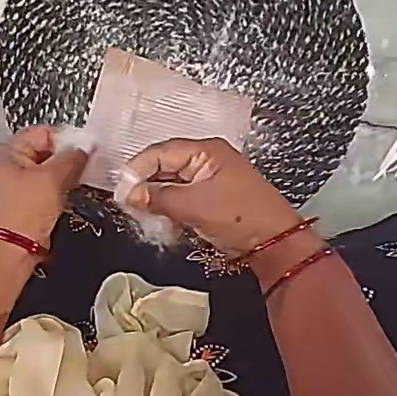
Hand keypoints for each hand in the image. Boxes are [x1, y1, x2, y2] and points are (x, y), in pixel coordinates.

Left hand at [0, 127, 87, 246]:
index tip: (85, 147)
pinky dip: (59, 190)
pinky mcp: (25, 202)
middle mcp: (6, 165)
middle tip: (83, 165)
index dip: (66, 139)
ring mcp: (15, 184)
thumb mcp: (52, 177)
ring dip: (64, 176)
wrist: (11, 250)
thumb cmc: (20, 213)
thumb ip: (73, 158)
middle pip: (46, 151)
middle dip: (67, 159)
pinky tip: (66, 195)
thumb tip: (85, 148)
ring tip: (74, 182)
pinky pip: (47, 188)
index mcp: (5, 151)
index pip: (42, 133)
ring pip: (49, 171)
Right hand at [121, 138, 302, 256]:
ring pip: (172, 185)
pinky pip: (182, 199)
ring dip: (158, 201)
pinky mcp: (211, 200)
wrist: (275, 244)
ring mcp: (210, 180)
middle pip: (165, 167)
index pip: (160, 152)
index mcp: (206, 151)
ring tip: (145, 217)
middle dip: (146, 187)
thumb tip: (131, 195)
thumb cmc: (240, 218)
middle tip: (130, 206)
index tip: (121, 192)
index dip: (137, 170)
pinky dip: (171, 210)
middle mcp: (206, 160)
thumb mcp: (194, 206)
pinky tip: (164, 224)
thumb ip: (159, 198)